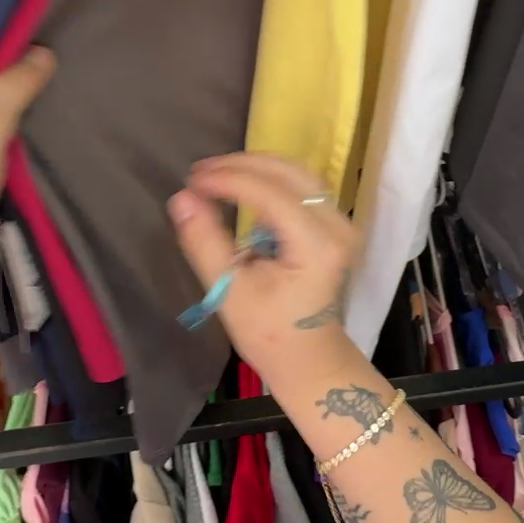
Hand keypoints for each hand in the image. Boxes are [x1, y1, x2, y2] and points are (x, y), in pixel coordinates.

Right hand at [169, 154, 363, 388]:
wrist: (309, 358)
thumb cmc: (270, 333)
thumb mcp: (229, 293)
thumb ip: (205, 242)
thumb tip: (182, 198)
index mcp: (317, 246)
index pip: (270, 194)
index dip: (229, 180)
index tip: (192, 181)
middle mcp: (338, 226)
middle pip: (290, 172)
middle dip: (242, 164)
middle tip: (200, 171)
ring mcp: (341, 223)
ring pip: (298, 173)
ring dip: (256, 166)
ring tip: (216, 173)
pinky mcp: (334, 223)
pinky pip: (302, 186)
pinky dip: (270, 179)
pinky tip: (240, 184)